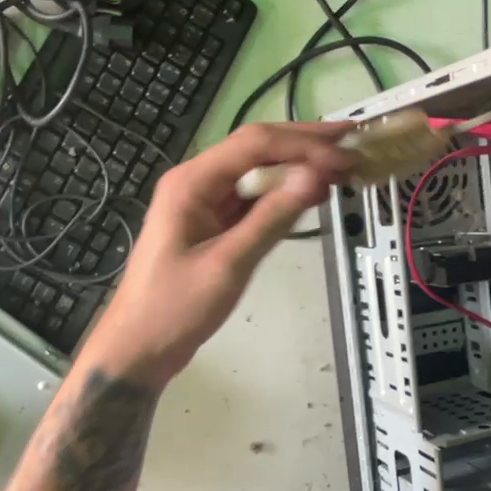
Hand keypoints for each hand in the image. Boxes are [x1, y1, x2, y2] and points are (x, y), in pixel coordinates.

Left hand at [76, 123, 357, 389]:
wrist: (138, 348)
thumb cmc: (174, 309)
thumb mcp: (228, 264)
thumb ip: (272, 219)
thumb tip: (315, 177)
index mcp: (191, 182)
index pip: (255, 145)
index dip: (303, 145)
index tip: (344, 153)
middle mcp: (197, 182)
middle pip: (257, 148)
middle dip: (305, 144)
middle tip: (352, 142)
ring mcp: (204, 203)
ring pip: (257, 172)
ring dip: (297, 167)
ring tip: (340, 164)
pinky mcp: (212, 224)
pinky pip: (252, 198)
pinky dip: (283, 193)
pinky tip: (309, 193)